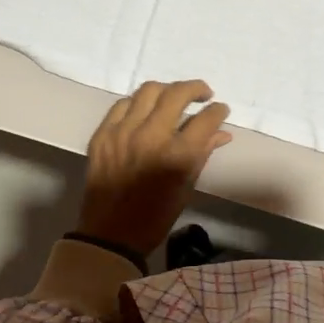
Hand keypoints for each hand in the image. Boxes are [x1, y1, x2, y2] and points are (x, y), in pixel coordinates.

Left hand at [76, 79, 231, 257]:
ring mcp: (122, 132)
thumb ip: (202, 154)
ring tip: (173, 98)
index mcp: (177, 155)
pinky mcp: (102, 134)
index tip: (220, 110)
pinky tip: (144, 110)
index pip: (205, 119)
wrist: (111, 233)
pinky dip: (138, 103)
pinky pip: (122, 105)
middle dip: (195, 89)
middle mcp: (150, 136)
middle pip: (176, 94)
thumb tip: (221, 133)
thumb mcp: (186, 187)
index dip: (217, 111)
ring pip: (148, 91)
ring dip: (166, 90)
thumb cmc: (156, 216)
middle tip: (202, 94)